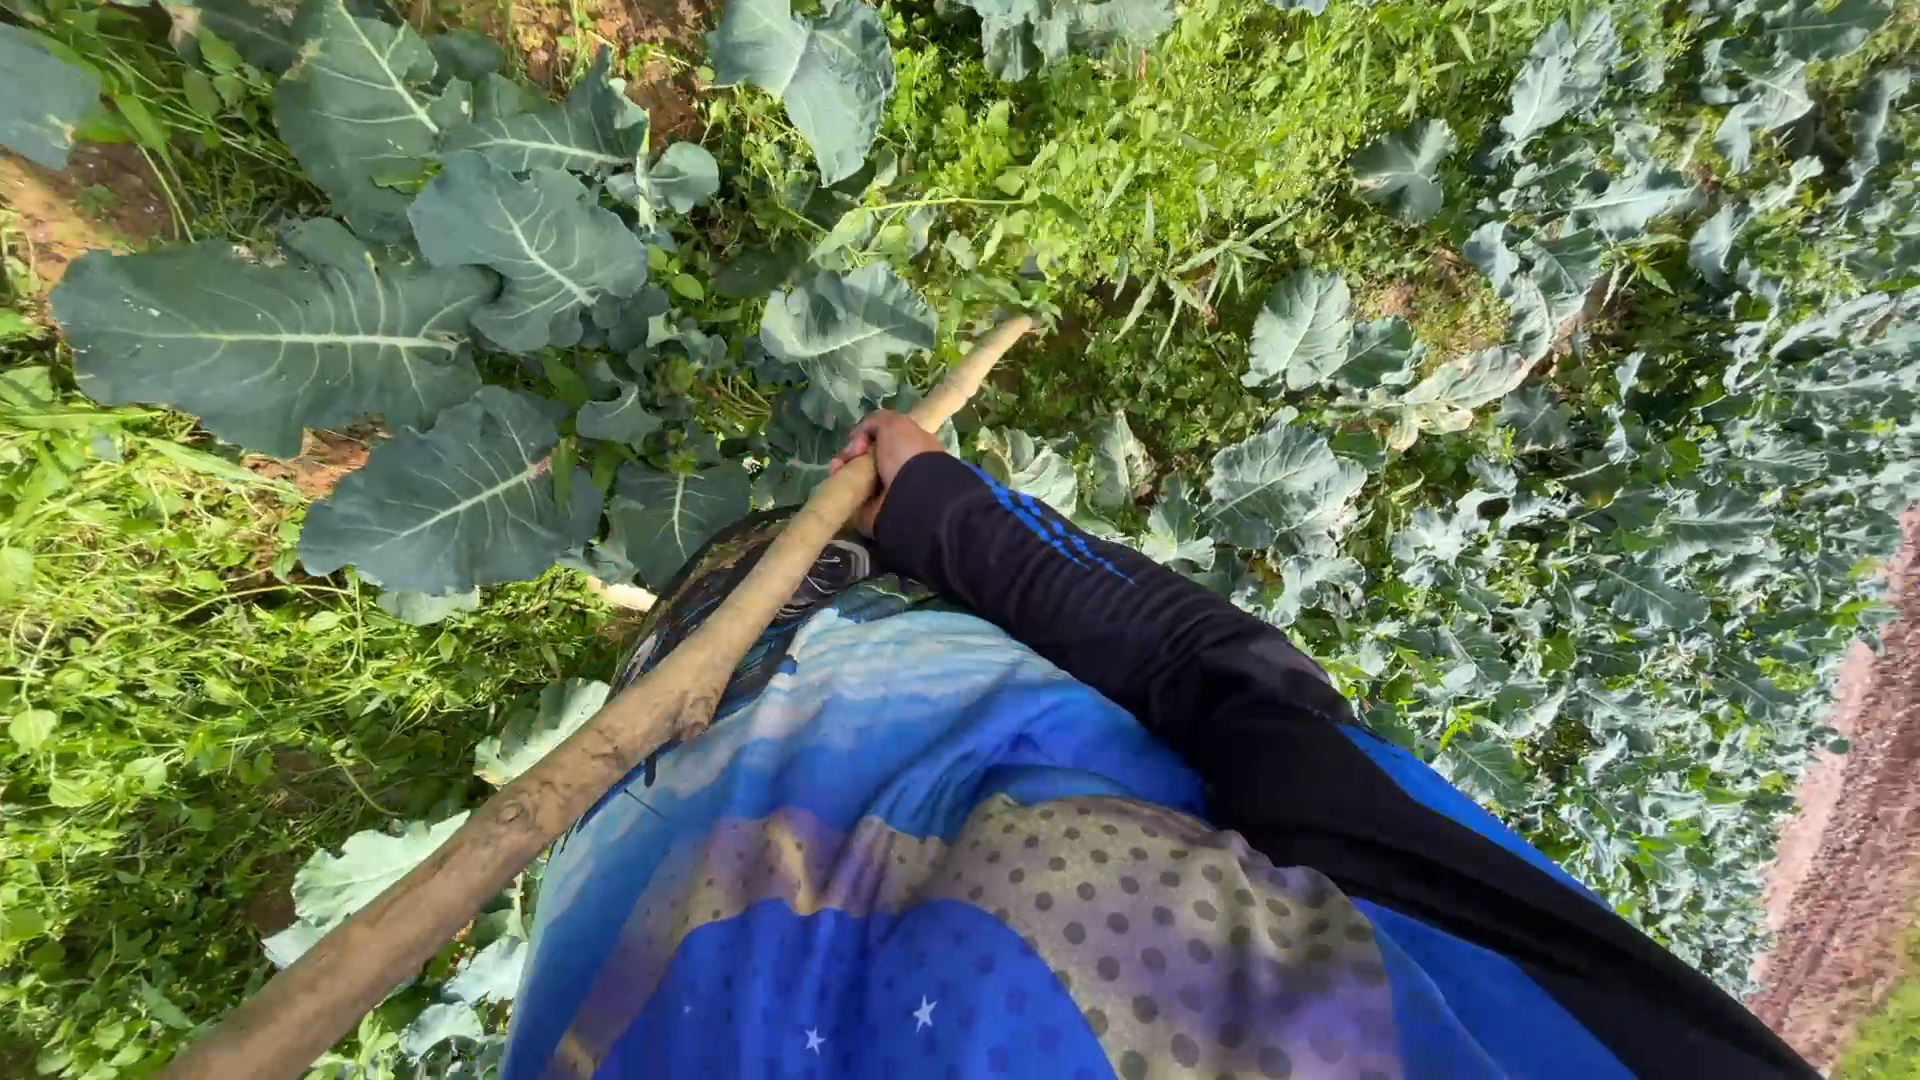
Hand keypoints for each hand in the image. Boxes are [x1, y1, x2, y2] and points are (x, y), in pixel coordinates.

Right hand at [828, 410, 944, 534]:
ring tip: (837, 465)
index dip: (867, 436)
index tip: (858, 437)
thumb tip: (860, 436)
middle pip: (867, 458)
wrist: (911, 495)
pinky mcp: (869, 510)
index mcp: (911, 450)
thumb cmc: (907, 454)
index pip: (884, 441)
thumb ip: (877, 422)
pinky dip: (839, 483)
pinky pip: (849, 494)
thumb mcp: (896, 424)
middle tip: (849, 454)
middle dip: (852, 452)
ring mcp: (884, 492)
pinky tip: (836, 475)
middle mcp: (898, 471)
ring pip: (855, 475)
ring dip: (842, 466)